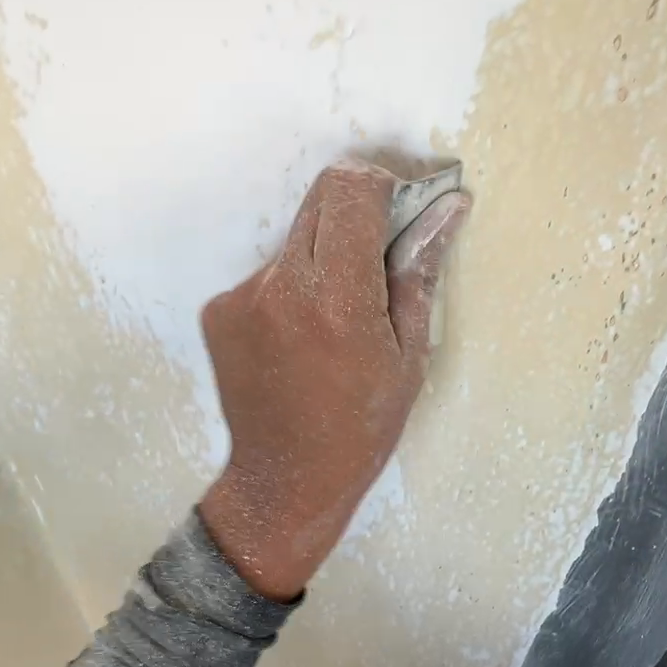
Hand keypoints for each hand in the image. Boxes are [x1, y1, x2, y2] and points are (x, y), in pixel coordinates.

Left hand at [197, 161, 471, 599]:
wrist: (287, 481)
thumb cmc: (362, 429)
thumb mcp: (409, 357)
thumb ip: (419, 273)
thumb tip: (449, 208)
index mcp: (338, 300)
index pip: (351, 189)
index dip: (382, 186)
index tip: (400, 210)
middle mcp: (281, 287)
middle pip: (319, 199)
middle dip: (355, 213)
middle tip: (376, 260)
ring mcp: (241, 297)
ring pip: (295, 239)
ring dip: (324, 258)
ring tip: (334, 322)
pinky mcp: (218, 311)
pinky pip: (268, 275)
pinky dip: (293, 290)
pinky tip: (301, 341)